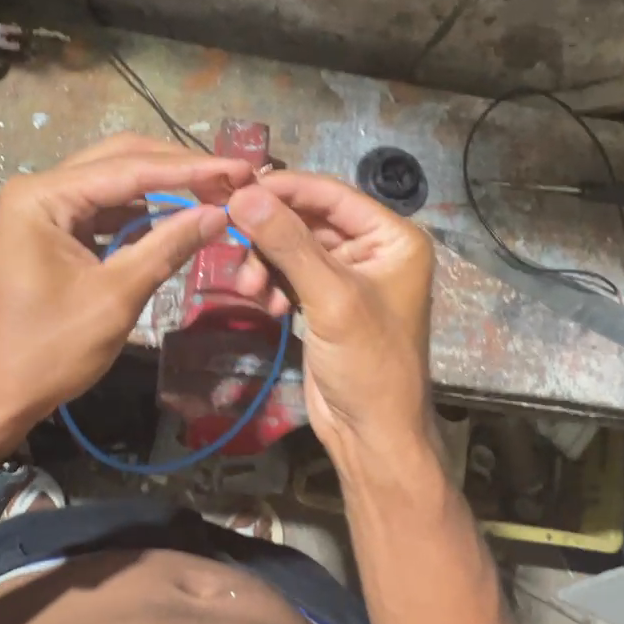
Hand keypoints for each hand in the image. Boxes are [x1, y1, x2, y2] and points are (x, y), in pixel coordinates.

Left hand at [0, 135, 254, 460]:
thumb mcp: (114, 297)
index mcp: (42, 196)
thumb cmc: (46, 351)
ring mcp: (41, 212)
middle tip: (230, 177)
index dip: (189, 169)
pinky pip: (101, 212)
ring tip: (213, 192)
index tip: (239, 169)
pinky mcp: (49, 235)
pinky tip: (175, 218)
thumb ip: (167, 247)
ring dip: (160, 189)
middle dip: (176, 168)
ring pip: (112, 184)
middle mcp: (38, 190)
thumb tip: (219, 214)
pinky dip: (138, 215)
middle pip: (118, 161)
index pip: (128, 169)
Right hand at [226, 172, 436, 462]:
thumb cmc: (367, 362)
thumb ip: (287, 243)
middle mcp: (373, 248)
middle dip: (270, 232)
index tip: (237, 188)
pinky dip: (271, 281)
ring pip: (292, 246)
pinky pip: (289, 272)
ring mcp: (347, 274)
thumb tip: (242, 195)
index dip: (285, 188)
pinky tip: (264, 303)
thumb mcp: (330, 298)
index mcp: (393, 237)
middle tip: (231, 235)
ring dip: (265, 261)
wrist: (371, 434)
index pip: (332, 195)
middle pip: (308, 218)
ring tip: (250, 287)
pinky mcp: (323, 299)